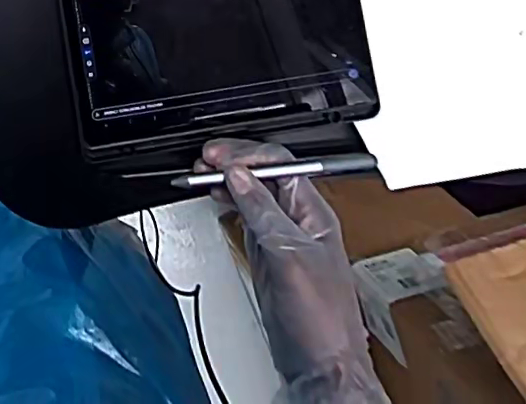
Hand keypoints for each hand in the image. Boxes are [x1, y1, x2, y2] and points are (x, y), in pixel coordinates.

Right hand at [201, 139, 387, 403]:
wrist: (322, 370)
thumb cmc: (323, 321)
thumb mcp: (289, 256)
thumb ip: (262, 211)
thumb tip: (238, 174)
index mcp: (312, 211)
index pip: (278, 163)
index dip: (247, 155)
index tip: (218, 158)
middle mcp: (297, 217)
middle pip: (263, 172)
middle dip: (233, 161)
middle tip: (204, 161)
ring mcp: (281, 233)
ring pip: (250, 190)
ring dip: (226, 178)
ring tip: (203, 173)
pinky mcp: (266, 250)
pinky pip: (244, 212)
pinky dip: (227, 200)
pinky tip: (215, 196)